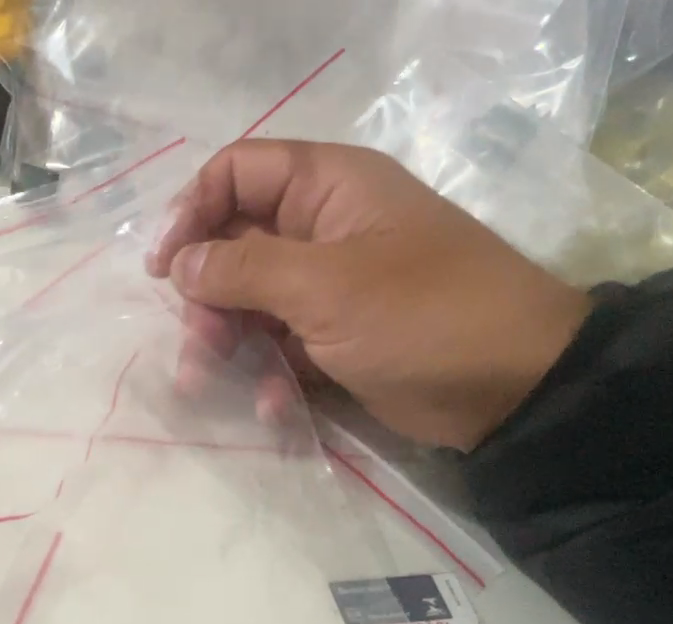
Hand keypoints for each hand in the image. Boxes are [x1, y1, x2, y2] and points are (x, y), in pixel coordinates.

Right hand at [147, 140, 591, 450]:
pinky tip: (272, 403)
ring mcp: (323, 286)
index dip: (190, 211)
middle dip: (204, 297)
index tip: (163, 268)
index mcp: (328, 188)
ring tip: (211, 382)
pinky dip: (264, 373)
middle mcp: (319, 229)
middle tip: (197, 344)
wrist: (509, 389)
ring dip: (222, 343)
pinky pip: (272, 345)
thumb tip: (179, 263)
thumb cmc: (422, 316)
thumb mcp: (326, 286)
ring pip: (243, 302)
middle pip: (229, 245)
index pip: (236, 172)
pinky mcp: (327, 336)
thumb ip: (242, 269)